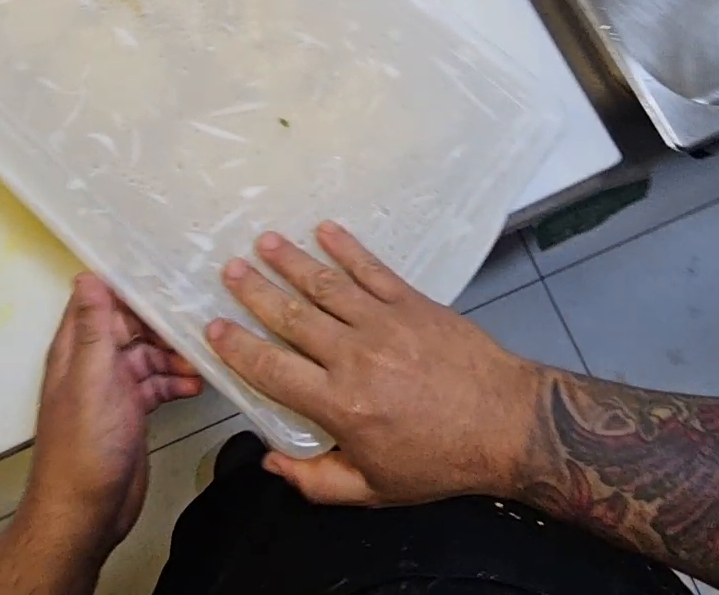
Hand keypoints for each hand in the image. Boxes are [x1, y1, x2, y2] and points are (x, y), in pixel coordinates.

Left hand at [20, 274, 203, 565]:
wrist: (86, 514)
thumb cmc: (84, 446)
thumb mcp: (92, 379)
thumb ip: (93, 329)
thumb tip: (86, 275)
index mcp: (77, 349)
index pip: (102, 301)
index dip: (129, 285)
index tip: (165, 272)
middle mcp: (94, 363)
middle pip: (132, 325)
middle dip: (163, 321)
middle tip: (198, 317)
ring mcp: (114, 387)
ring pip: (149, 353)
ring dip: (175, 353)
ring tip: (202, 357)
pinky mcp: (132, 410)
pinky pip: (158, 383)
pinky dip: (177, 381)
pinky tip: (196, 385)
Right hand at [205, 222, 547, 506]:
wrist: (506, 424)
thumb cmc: (440, 460)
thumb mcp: (375, 490)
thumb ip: (317, 482)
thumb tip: (270, 461)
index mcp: (340, 405)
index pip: (272, 369)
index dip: (237, 347)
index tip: (212, 327)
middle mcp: (353, 356)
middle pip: (291, 316)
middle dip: (254, 291)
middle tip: (228, 269)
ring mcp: (382, 322)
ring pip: (324, 285)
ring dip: (290, 260)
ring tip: (263, 241)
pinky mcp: (410, 301)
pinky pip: (371, 269)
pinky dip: (346, 247)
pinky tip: (325, 229)